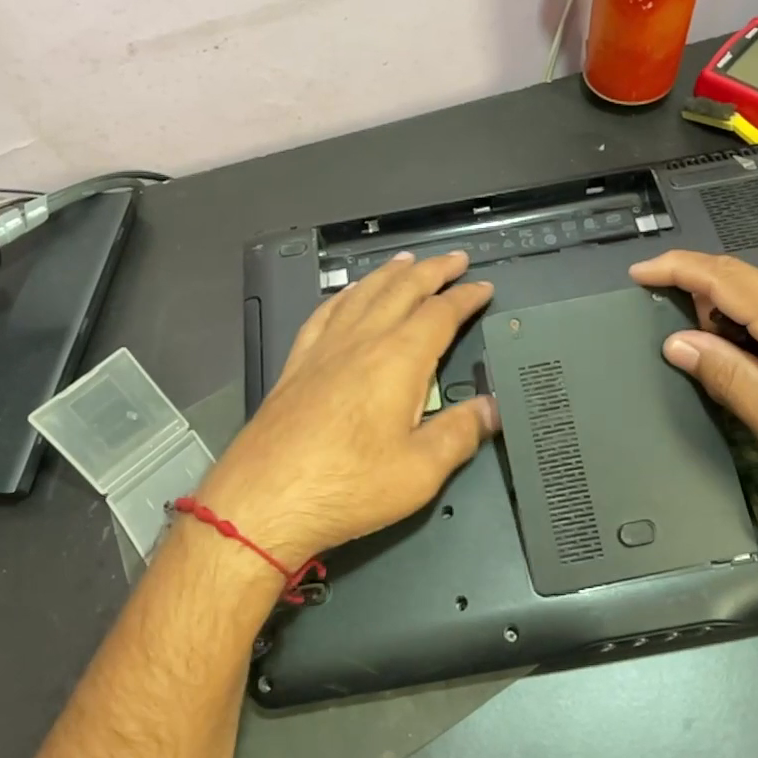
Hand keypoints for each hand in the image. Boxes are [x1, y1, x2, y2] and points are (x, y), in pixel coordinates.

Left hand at [194, 250, 498, 563]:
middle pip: (402, 290)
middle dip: (432, 270)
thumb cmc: (348, 486)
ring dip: (389, 274)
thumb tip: (492, 407)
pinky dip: (344, 295)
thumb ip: (460, 433)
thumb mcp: (420, 471)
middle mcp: (362, 340)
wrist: (265, 498)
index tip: (484, 287)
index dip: (465, 297)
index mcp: (398, 359)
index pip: (440, 313)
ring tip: (407, 261)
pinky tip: (348, 294)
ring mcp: (325, 348)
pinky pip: (325, 313)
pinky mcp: (297, 362)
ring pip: (362, 293)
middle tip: (454, 259)